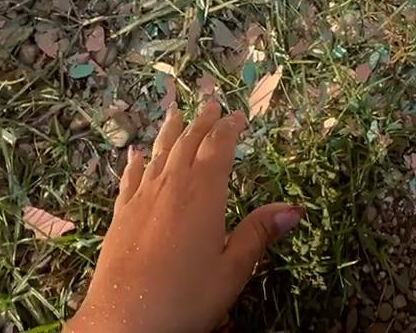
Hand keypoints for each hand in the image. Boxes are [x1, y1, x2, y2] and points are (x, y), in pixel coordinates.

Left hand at [67, 101, 302, 332]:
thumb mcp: (232, 270)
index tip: (238, 115)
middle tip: (211, 104)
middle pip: (189, 142)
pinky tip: (135, 155)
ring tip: (175, 113)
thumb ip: (258, 234)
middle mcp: (172, 184)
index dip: (229, 127)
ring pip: (159, 153)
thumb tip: (294, 208)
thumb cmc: (186, 298)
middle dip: (202, 122)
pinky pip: (130, 179)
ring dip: (170, 132)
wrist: (123, 324)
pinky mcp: (121, 215)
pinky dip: (136, 163)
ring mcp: (143, 198)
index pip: (219, 146)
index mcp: (204, 191)